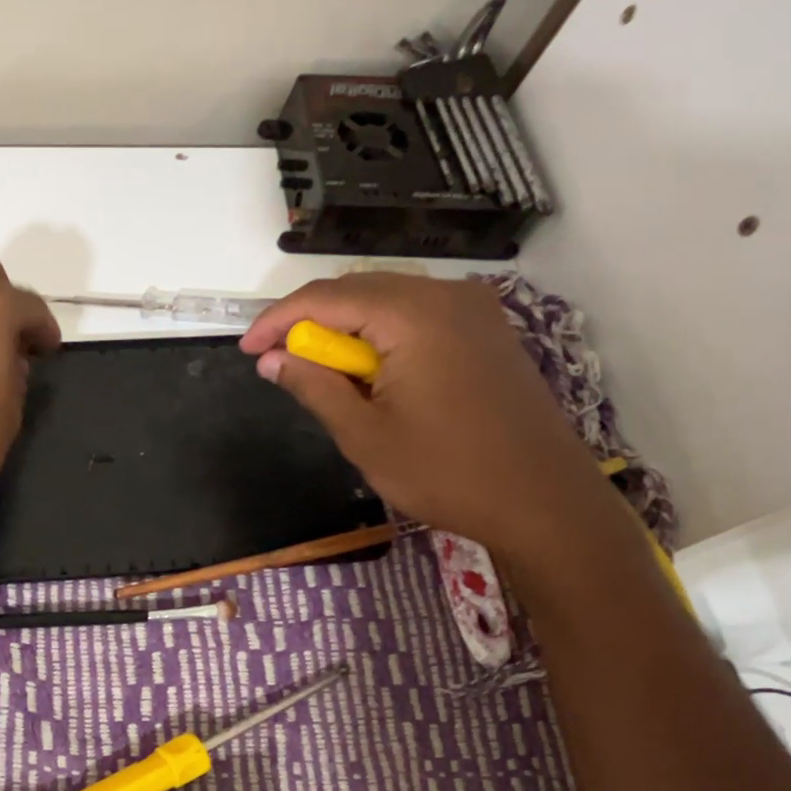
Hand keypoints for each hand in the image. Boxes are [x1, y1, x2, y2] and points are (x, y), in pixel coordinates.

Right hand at [240, 273, 617, 555]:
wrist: (543, 501)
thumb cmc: (446, 473)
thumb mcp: (364, 435)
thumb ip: (314, 387)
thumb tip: (272, 360)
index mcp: (414, 317)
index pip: (327, 298)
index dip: (278, 320)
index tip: (247, 351)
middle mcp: (447, 297)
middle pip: (359, 289)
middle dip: (310, 320)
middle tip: (276, 359)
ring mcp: (475, 312)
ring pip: (389, 300)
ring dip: (345, 328)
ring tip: (316, 369)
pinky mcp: (488, 333)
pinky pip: (419, 316)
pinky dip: (382, 335)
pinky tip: (368, 371)